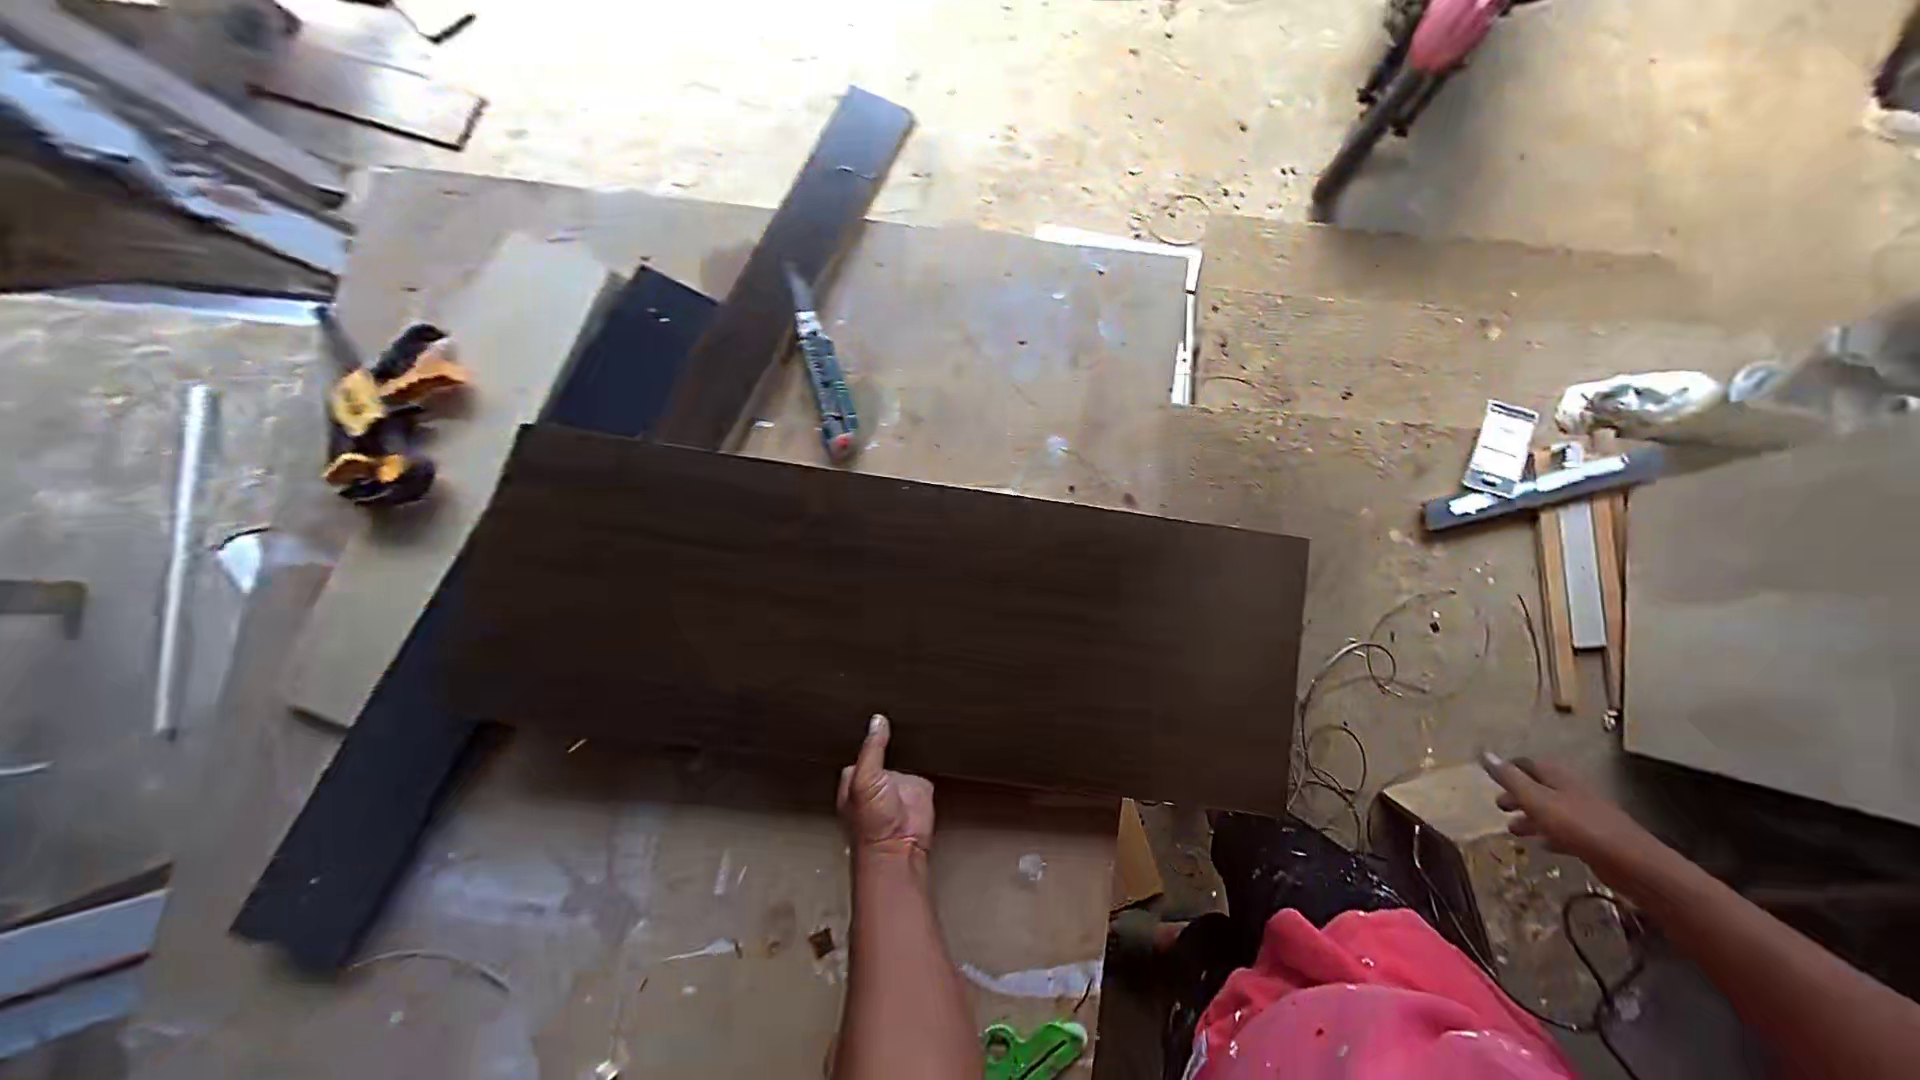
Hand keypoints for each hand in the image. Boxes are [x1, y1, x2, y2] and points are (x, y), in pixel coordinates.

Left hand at [838, 714, 935, 856]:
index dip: (867, 736)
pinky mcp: (919, 789)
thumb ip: (872, 748)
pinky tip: (928, 745)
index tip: (873, 714)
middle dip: (888, 739)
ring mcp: (898, 785)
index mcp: (855, 778)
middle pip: (882, 751)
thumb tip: (877, 721)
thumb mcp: (865, 778)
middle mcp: (876, 781)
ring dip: (908, 748)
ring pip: (904, 757)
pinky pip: (924, 768)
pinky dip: (927, 760)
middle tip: (895, 716)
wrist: (900, 847)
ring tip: (913, 725)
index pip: (860, 750)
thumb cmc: (871, 825)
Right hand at [1480, 751, 1665, 885]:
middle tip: (1500, 806)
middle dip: (1518, 795)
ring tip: (1513, 830)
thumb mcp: (1536, 800)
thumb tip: (1485, 754)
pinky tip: (1542, 845)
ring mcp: (1588, 817)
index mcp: (1559, 779)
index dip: (1510, 768)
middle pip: (1540, 788)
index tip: (1492, 777)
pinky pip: (1566, 832)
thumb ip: (1510, 779)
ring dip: (1531, 818)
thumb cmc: (1579, 827)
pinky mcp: (1597, 840)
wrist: (1634, 865)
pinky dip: (1550, 835)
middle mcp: (1574, 793)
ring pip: (1552, 812)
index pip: (1529, 765)